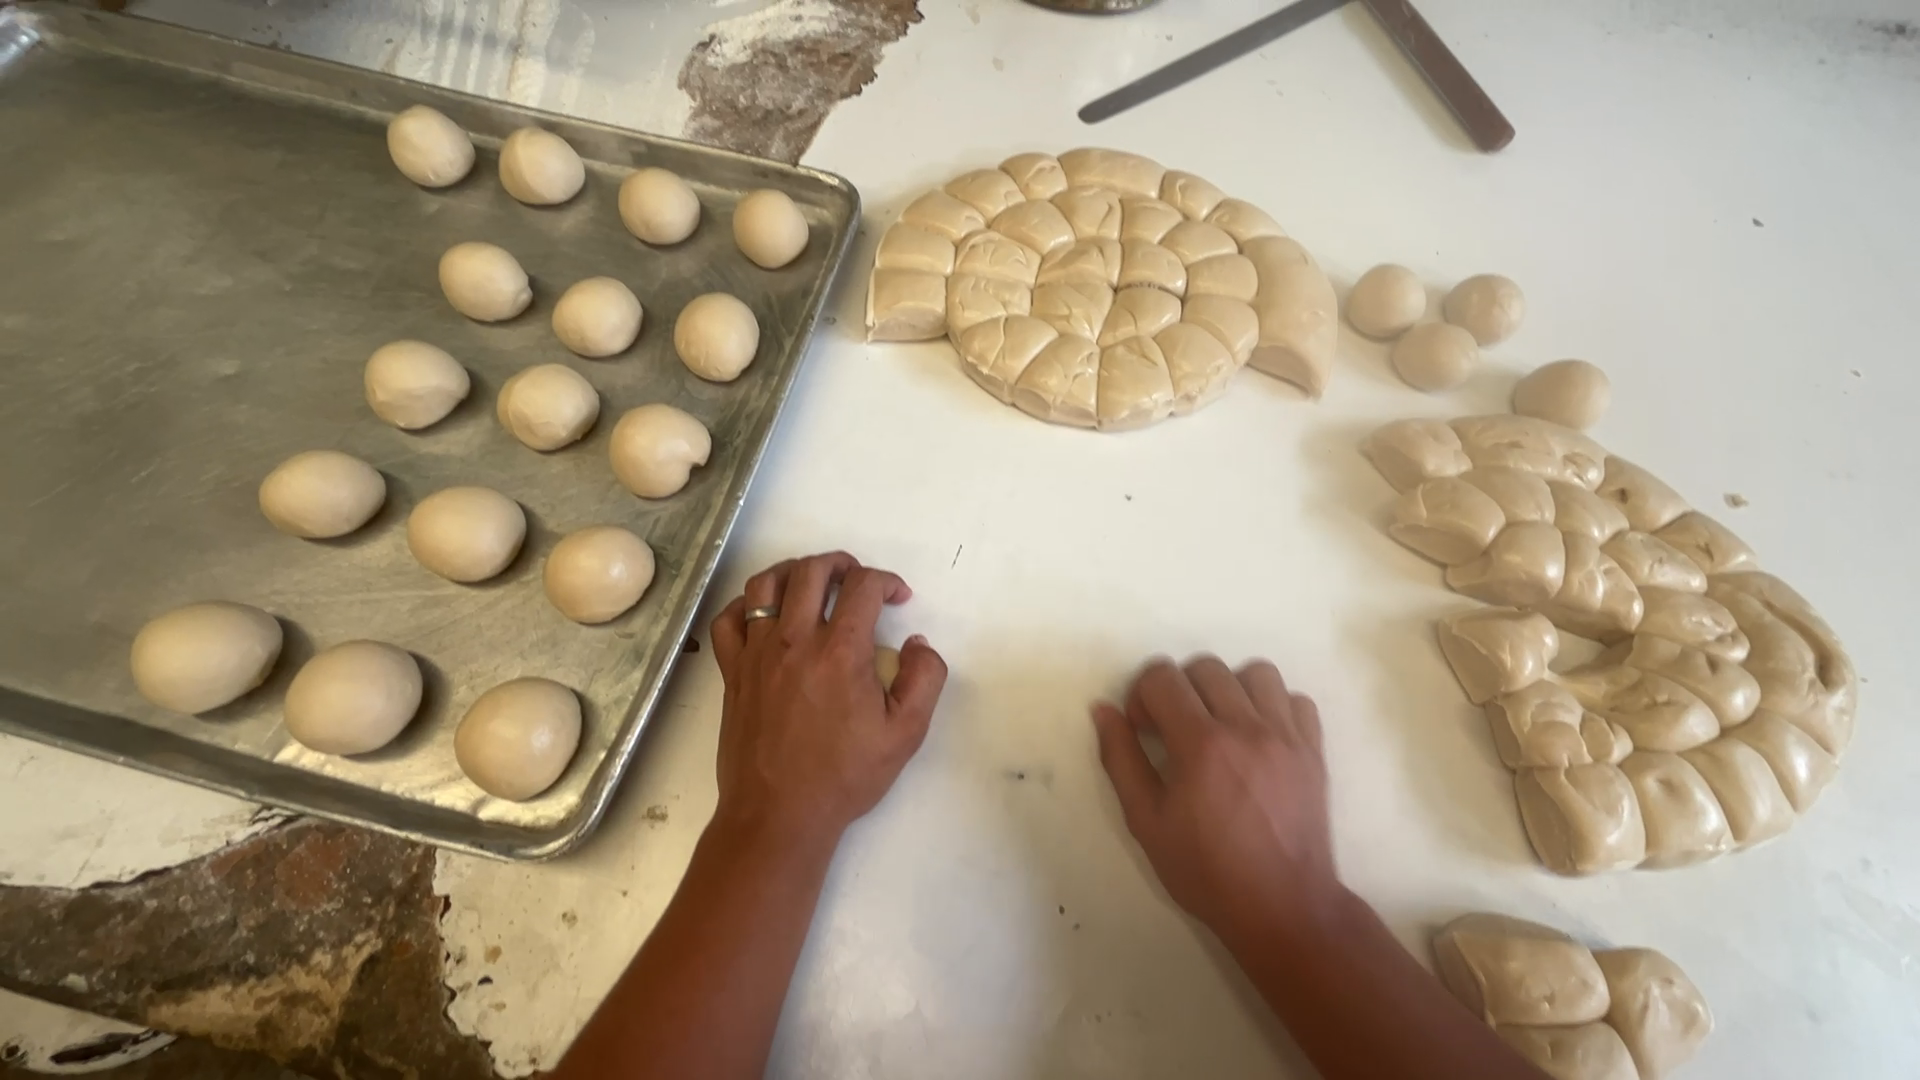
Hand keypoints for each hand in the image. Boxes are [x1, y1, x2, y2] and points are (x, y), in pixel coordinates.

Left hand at [709, 552, 947, 849]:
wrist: (780, 815)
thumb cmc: (845, 776)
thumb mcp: (906, 733)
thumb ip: (925, 678)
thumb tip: (918, 642)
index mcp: (841, 652)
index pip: (863, 586)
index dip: (887, 581)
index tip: (898, 598)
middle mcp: (795, 641)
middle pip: (811, 571)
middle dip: (841, 563)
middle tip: (857, 579)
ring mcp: (757, 655)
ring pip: (765, 584)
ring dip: (793, 571)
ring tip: (812, 582)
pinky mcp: (732, 673)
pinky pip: (728, 620)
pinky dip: (746, 605)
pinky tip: (766, 614)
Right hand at [1093, 656, 1340, 949]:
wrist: (1284, 908)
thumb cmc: (1206, 870)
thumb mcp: (1146, 821)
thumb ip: (1121, 758)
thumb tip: (1104, 709)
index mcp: (1201, 743)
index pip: (1162, 677)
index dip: (1142, 695)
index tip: (1145, 730)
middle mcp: (1246, 727)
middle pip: (1205, 667)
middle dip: (1180, 689)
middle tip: (1176, 730)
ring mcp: (1286, 736)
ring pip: (1256, 673)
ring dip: (1230, 689)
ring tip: (1221, 725)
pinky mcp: (1314, 750)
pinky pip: (1296, 700)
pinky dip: (1274, 707)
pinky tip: (1258, 737)